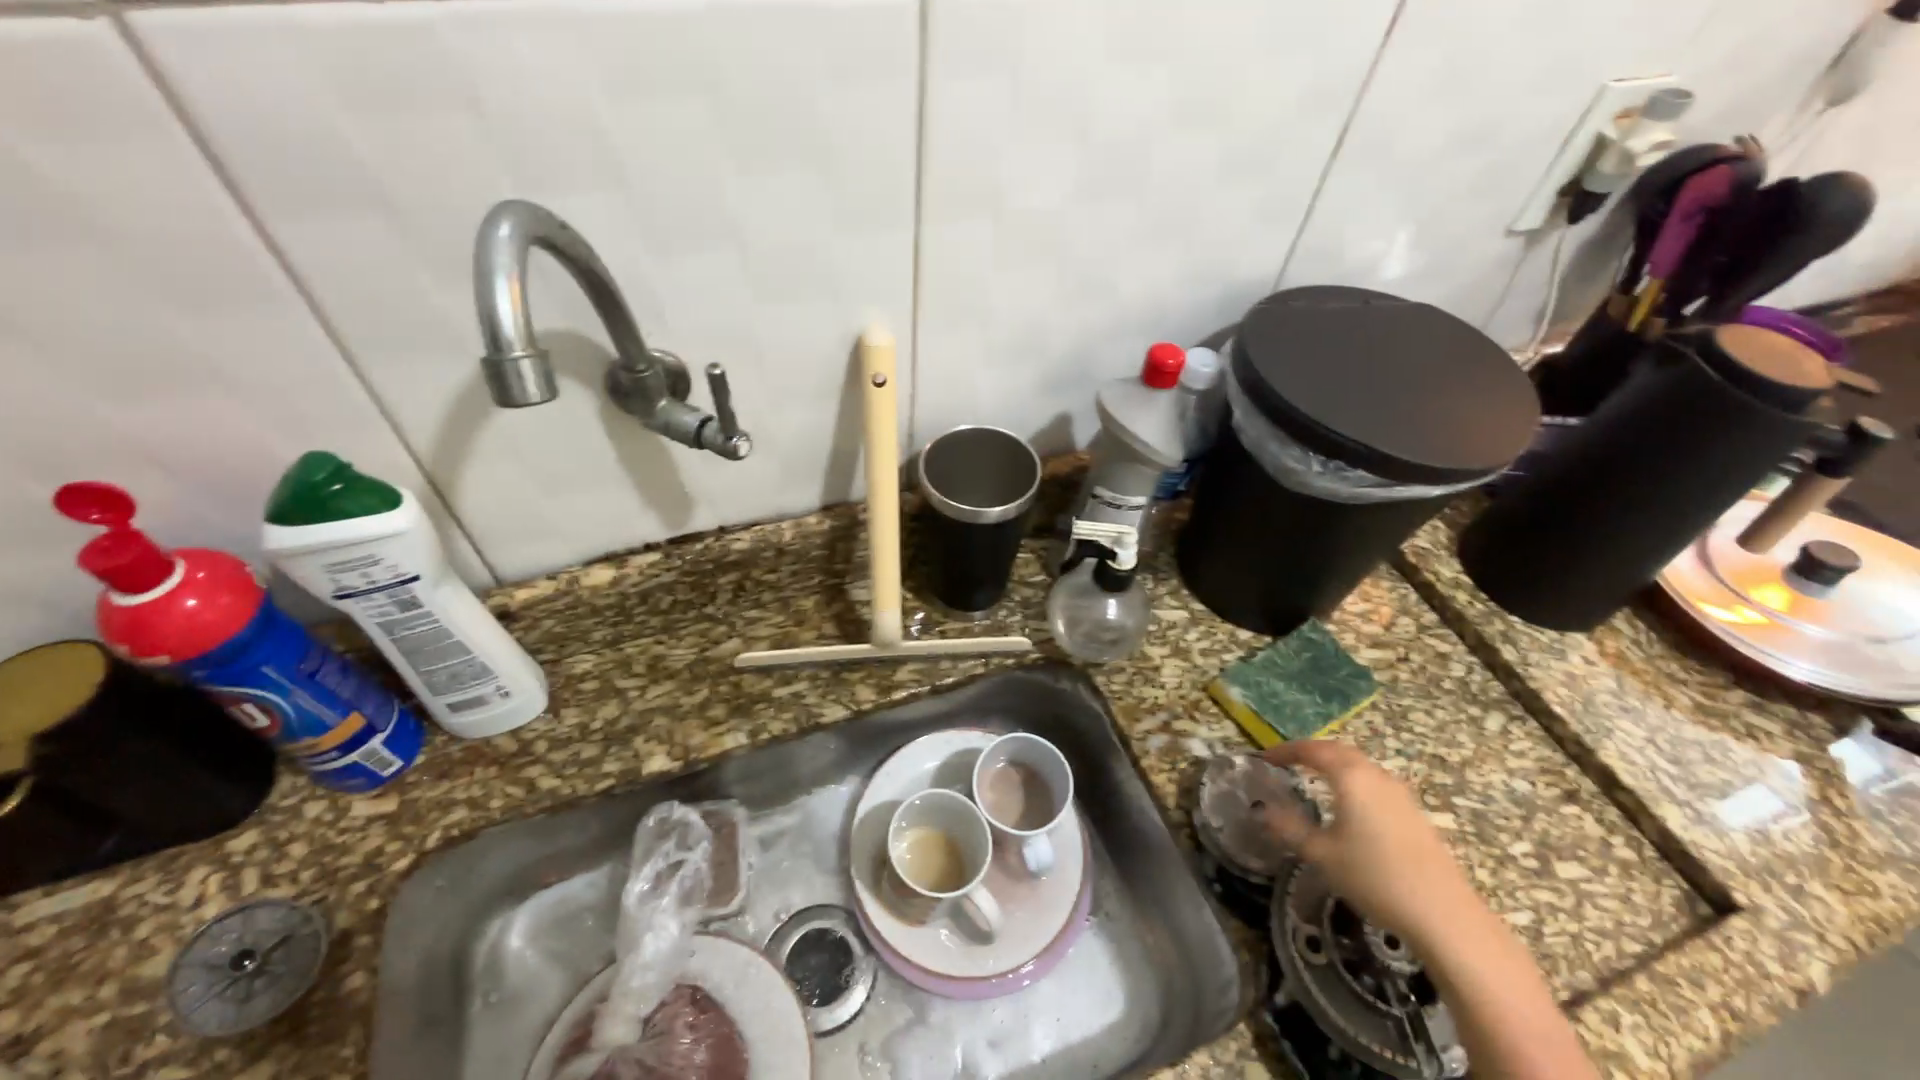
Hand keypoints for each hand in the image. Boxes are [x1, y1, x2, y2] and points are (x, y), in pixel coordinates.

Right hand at [1260, 740, 1474, 950]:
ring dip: (1334, 765)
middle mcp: (1376, 776)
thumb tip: (1263, 810)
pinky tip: (1348, 805)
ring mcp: (1400, 793)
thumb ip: (1290, 828)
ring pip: (1360, 766)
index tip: (1263, 758)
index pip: (1312, 750)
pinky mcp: (1413, 812)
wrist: (1441, 912)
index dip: (1285, 750)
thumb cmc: (1374, 877)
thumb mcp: (1322, 855)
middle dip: (1310, 752)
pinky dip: (1353, 781)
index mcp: (1351, 777)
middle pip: (1339, 751)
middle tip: (1286, 763)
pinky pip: (1374, 783)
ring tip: (1313, 779)